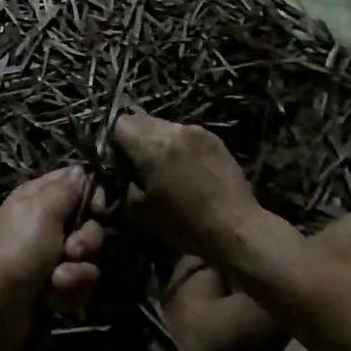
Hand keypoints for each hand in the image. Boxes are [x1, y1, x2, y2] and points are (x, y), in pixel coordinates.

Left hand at [0, 167, 105, 350]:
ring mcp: (50, 256)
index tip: (97, 210)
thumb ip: (67, 189)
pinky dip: (70, 292)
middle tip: (70, 251)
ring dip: (77, 272)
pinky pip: (80, 283)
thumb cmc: (17, 252)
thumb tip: (81, 170)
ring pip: (87, 257)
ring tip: (57, 282)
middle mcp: (46, 223)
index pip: (77, 182)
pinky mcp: (55, 286)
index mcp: (39, 197)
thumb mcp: (42, 211)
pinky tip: (54, 300)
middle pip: (89, 223)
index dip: (93, 195)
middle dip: (86, 241)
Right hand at [112, 114, 260, 259]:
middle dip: (135, 139)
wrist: (236, 228)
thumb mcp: (141, 211)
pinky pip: (186, 134)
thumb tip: (120, 170)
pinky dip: (179, 146)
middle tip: (138, 166)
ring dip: (158, 141)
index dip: (114, 141)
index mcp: (153, 145)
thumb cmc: (185, 224)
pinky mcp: (215, 138)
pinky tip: (186, 169)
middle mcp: (175, 130)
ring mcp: (197, 131)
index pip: (120, 124)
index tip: (118, 162)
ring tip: (164, 168)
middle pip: (141, 121)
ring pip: (164, 126)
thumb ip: (124, 182)